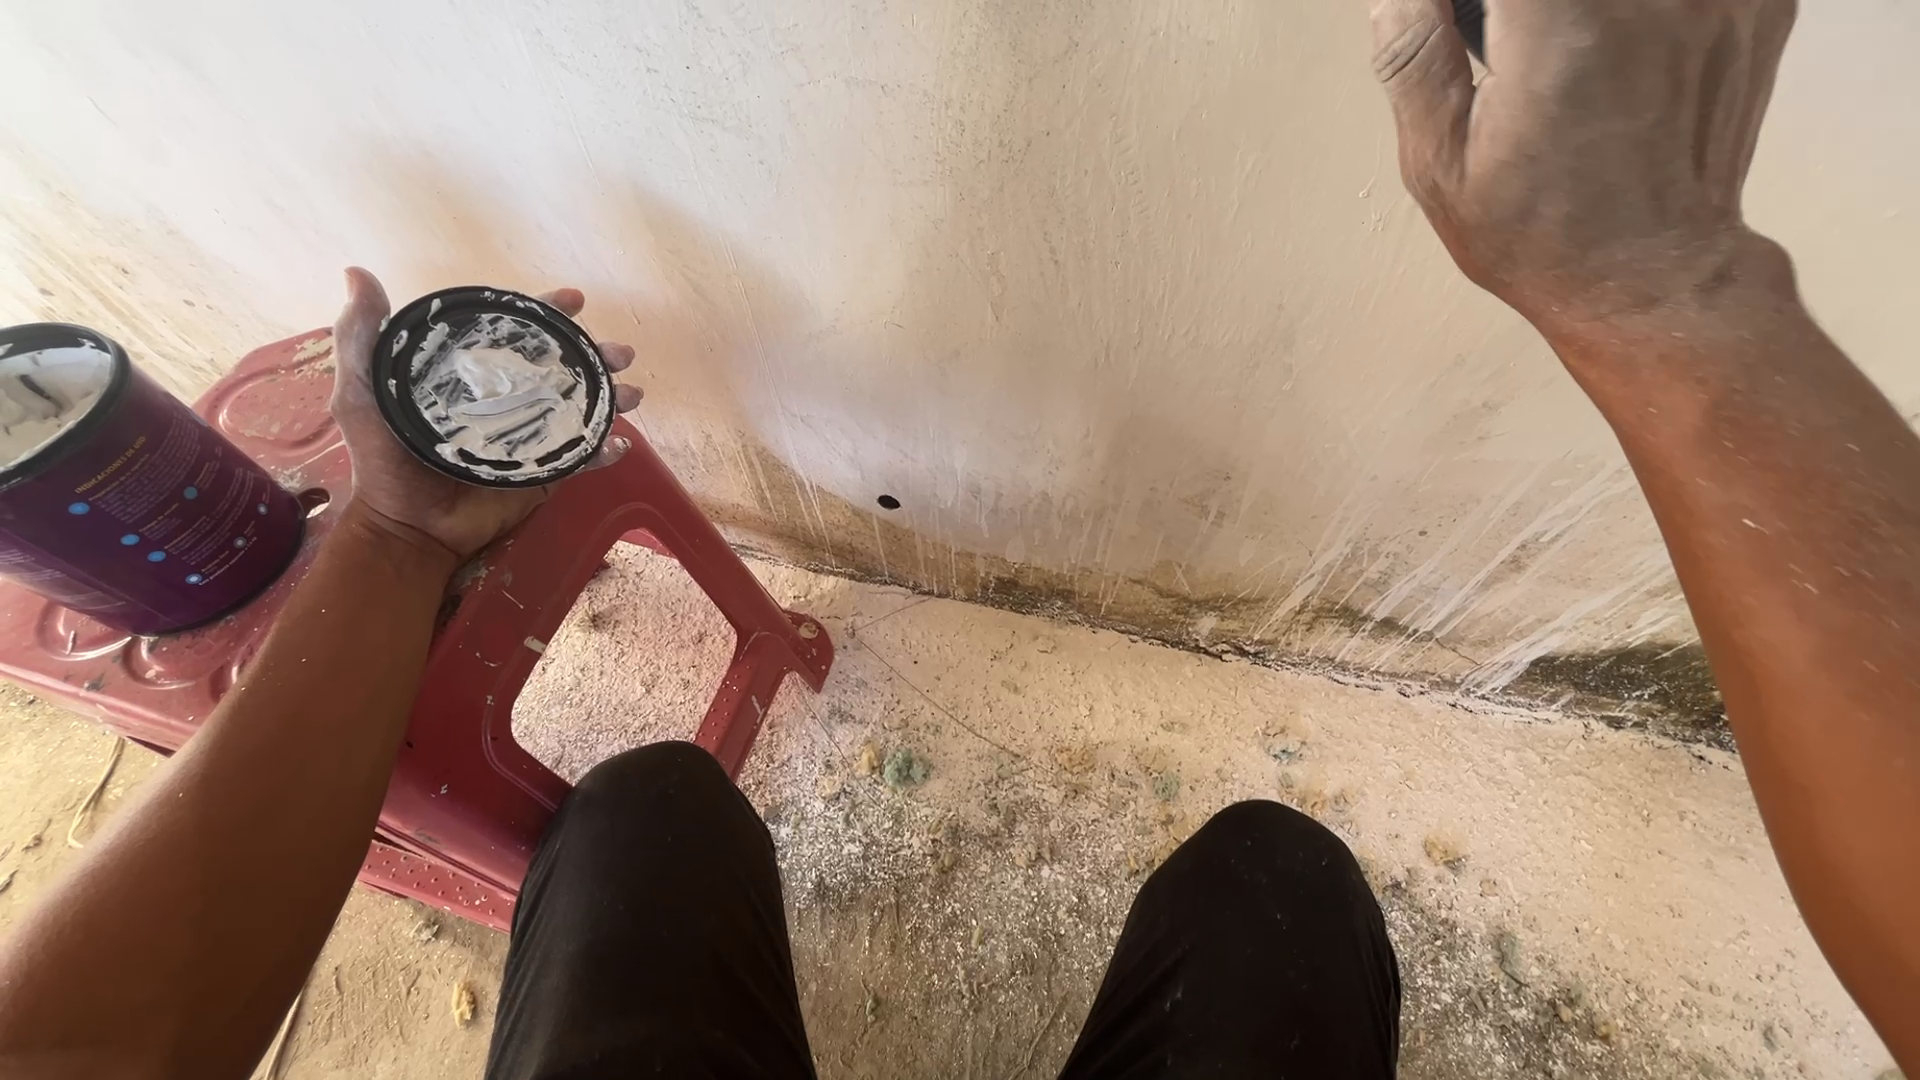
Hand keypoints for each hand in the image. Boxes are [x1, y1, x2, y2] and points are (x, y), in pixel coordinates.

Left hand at [328, 267, 644, 560]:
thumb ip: (361, 339)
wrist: (411, 527)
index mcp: (475, 378)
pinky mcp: (548, 472)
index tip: (574, 300)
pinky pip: (585, 459)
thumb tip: (360, 274)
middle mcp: (510, 401)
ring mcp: (533, 437)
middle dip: (597, 356)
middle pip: (562, 369)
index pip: (514, 335)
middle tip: (621, 354)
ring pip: (583, 409)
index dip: (545, 313)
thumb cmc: (384, 462)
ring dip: (614, 398)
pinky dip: (606, 451)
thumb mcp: (361, 394)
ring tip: (633, 395)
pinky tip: (620, 442)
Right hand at [1367, 0, 1797, 335]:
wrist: (1644, 272)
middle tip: (1493, 45)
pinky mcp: (1754, 1)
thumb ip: (1414, 65)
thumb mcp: (1439, 168)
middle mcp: (1649, 0)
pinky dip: (1624, 15)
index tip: (1454, 23)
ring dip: (1561, 19)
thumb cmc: (1530, 235)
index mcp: (1558, 36)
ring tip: (1551, 62)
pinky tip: (1606, 57)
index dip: (1468, 1)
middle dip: (1510, 12)